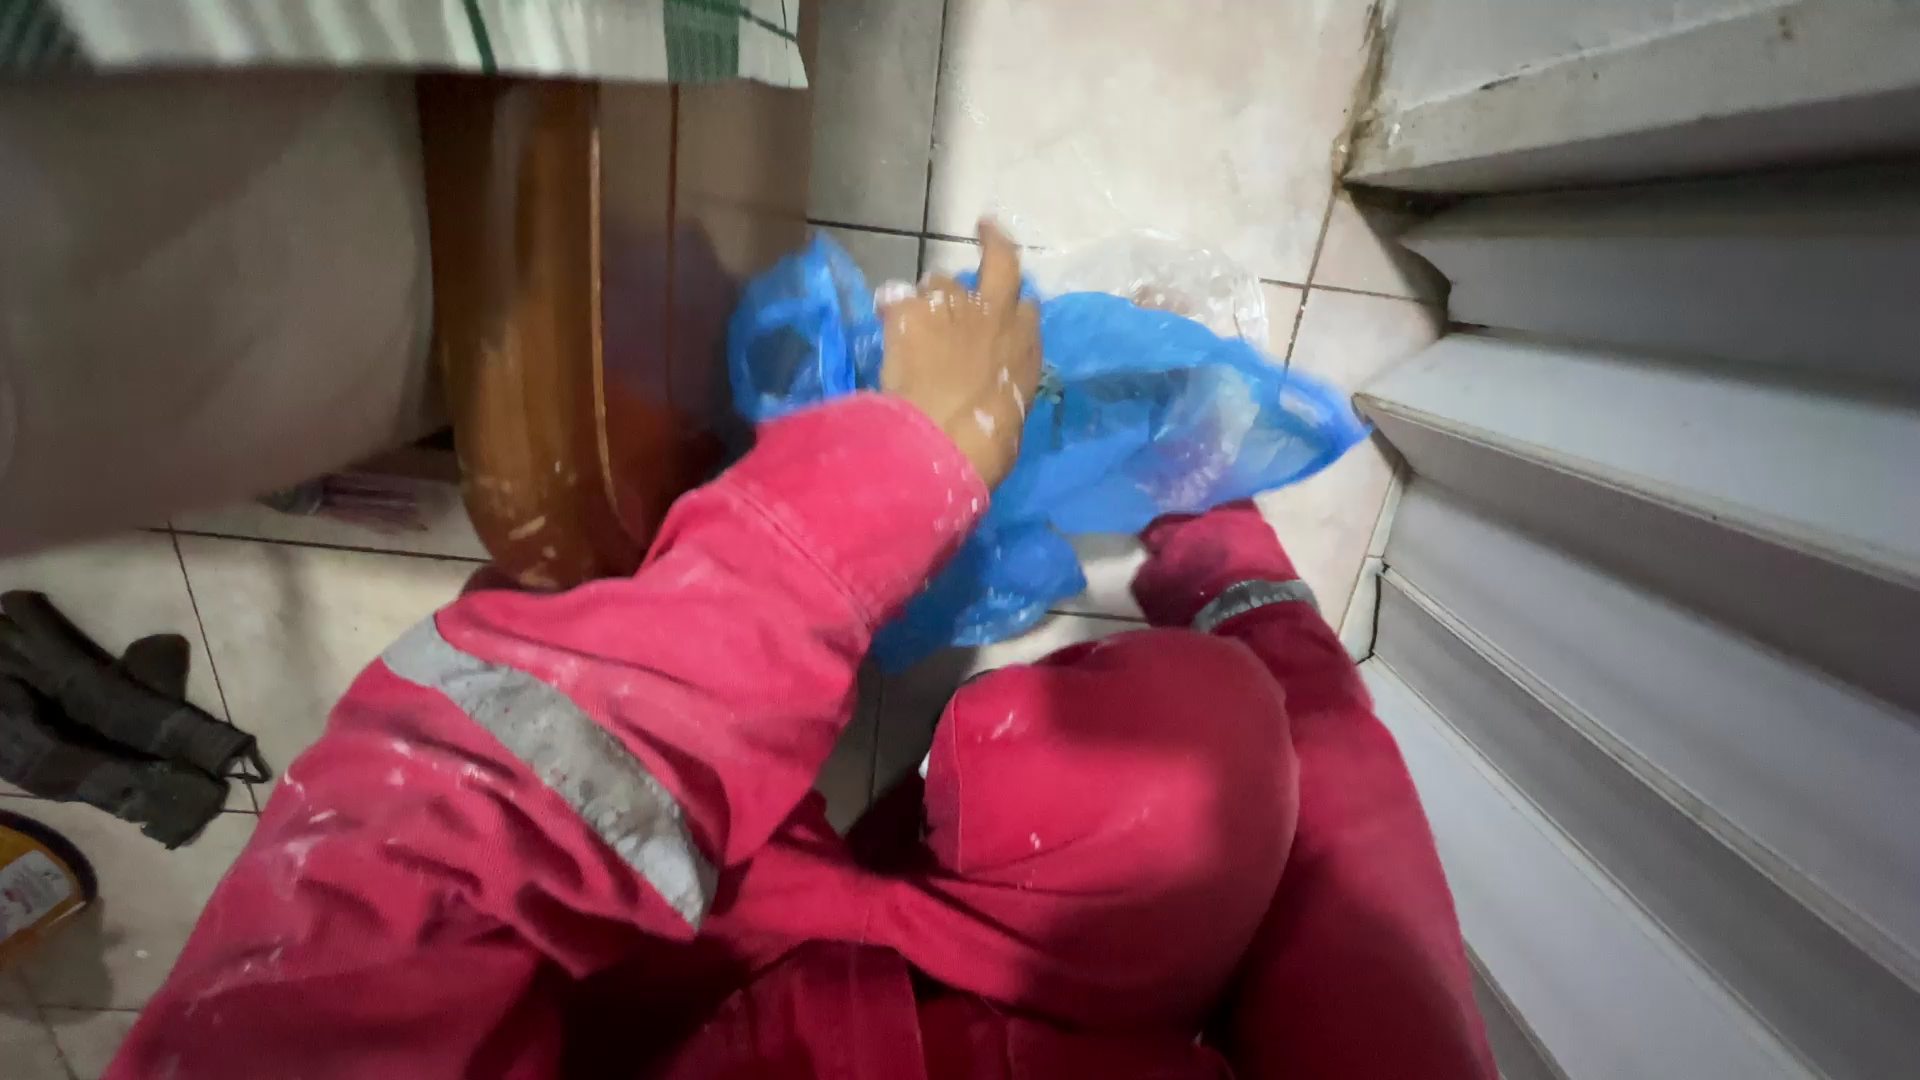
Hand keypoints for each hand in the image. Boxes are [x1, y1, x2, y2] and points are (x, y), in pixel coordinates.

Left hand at [879, 220, 1041, 489]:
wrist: (948, 437)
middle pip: (1001, 260)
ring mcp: (953, 306)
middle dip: (994, 241)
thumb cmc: (988, 443)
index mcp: (1025, 345)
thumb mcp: (1010, 417)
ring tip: (916, 321)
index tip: (1003, 308)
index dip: (1013, 306)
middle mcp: (995, 314)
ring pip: (940, 281)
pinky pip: (897, 298)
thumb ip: (1002, 389)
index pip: (1027, 309)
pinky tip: (885, 321)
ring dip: (932, 298)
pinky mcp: (912, 310)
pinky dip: (892, 310)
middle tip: (984, 228)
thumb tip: (990, 397)